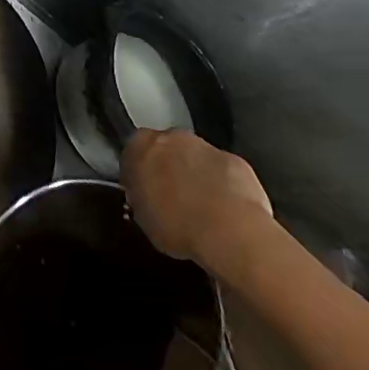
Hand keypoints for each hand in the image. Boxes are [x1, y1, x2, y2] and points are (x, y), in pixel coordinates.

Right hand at [121, 128, 272, 268]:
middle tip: (174, 201)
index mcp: (139, 146)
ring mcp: (206, 146)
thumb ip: (141, 200)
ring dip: (198, 177)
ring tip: (205, 211)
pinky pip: (225, 173)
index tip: (145, 195)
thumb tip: (147, 201)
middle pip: (166, 150)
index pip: (132, 155)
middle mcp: (171, 137)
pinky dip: (225, 187)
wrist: (230, 232)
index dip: (138, 176)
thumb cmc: (176, 225)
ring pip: (196, 159)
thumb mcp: (143, 219)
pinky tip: (228, 212)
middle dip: (169, 170)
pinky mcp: (236, 161)